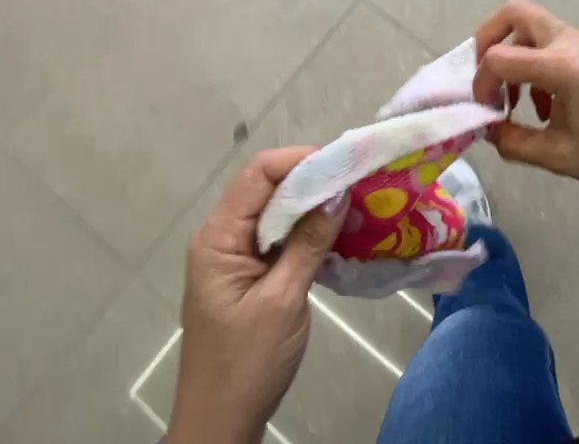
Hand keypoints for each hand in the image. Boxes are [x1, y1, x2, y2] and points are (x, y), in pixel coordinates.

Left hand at [166, 148, 345, 443]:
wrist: (220, 425)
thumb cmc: (246, 364)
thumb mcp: (283, 300)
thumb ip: (309, 241)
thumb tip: (339, 191)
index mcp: (219, 237)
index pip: (259, 174)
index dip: (301, 160)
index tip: (345, 165)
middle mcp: (223, 236)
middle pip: (269, 186)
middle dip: (314, 179)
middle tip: (359, 183)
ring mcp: (236, 255)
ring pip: (279, 210)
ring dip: (316, 205)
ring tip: (357, 204)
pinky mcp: (252, 273)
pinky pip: (282, 235)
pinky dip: (310, 230)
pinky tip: (341, 233)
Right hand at [472, 0, 578, 190]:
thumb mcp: (557, 156)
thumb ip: (513, 141)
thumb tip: (487, 129)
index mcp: (563, 66)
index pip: (500, 57)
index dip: (481, 82)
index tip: (484, 110)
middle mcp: (572, 42)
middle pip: (515, 12)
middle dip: (489, 39)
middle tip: (486, 76)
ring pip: (533, 26)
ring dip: (514, 55)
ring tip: (515, 102)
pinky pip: (551, 41)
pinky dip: (535, 62)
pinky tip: (544, 104)